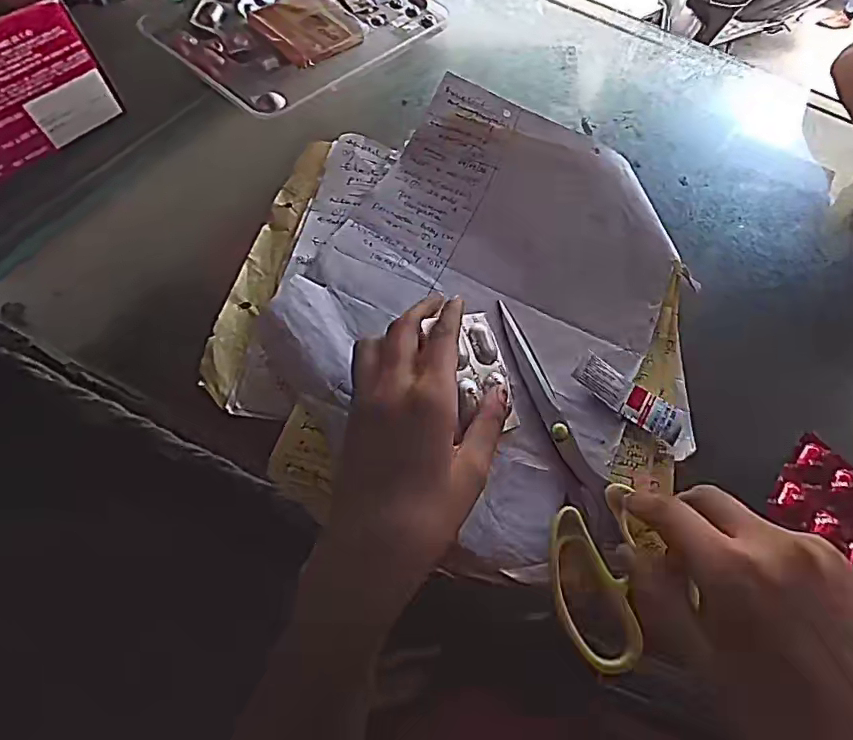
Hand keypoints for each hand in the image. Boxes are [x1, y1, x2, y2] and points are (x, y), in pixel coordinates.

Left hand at [323, 293, 508, 615]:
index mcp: (429, 398)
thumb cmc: (430, 514)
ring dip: (395, 329)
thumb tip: (500, 389)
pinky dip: (378, 351)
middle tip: (438, 304)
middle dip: (421, 310)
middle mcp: (393, 389)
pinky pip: (362, 367)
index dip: (451, 315)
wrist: (368, 550)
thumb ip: (486, 423)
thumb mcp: (472, 470)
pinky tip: (392, 367)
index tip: (458, 302)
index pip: (440, 339)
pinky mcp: (351, 417)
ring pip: (374, 344)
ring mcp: (366, 401)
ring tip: (414, 332)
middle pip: (402, 330)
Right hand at [621, 486, 852, 739]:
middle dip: (683, 512)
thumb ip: (661, 601)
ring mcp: (809, 544)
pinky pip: (782, 537)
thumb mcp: (706, 667)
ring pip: (746, 518)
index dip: (644, 504)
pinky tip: (772, 596)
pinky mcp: (837, 554)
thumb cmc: (779, 714)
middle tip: (671, 545)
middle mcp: (772, 543)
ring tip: (729, 587)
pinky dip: (763, 552)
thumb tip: (631, 554)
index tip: (628, 502)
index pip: (674, 512)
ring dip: (725, 537)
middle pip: (709, 497)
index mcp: (733, 572)